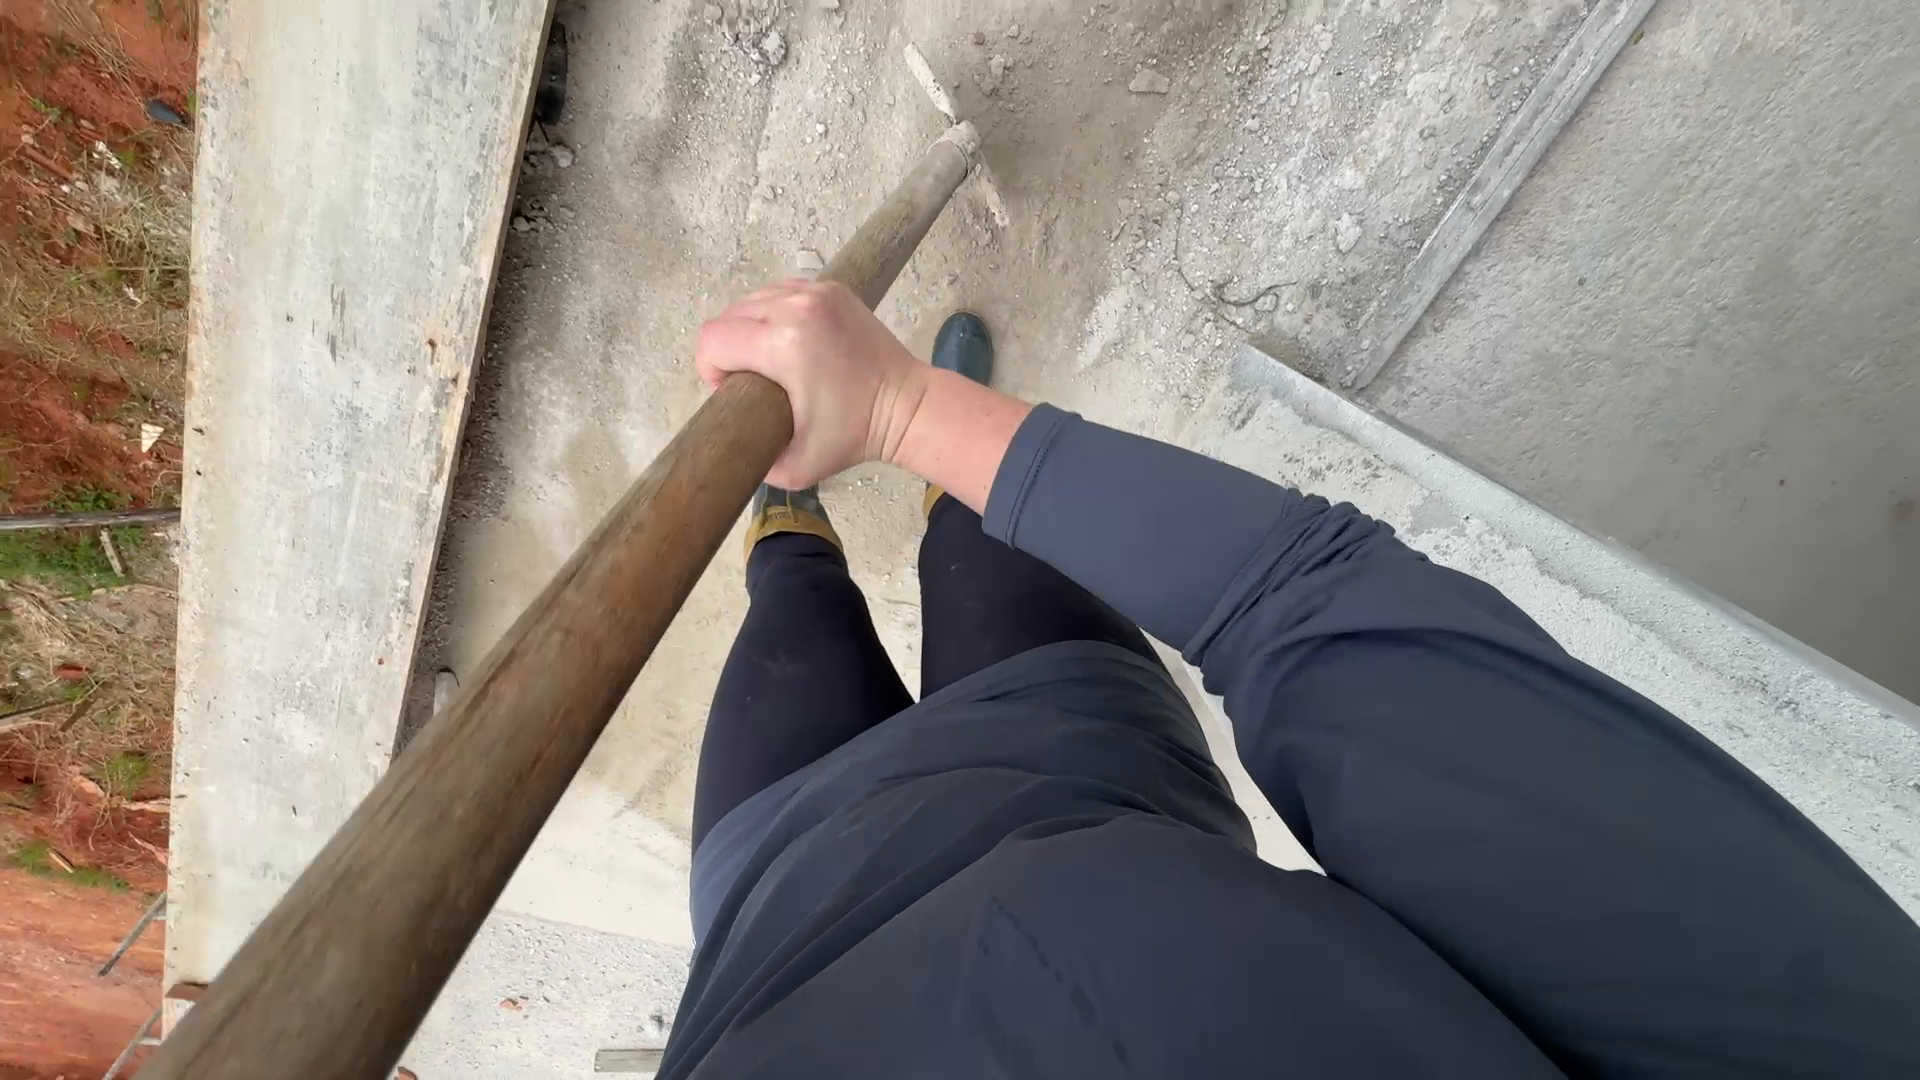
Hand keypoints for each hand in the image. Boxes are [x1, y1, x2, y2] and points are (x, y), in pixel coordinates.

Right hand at [695, 280, 928, 488]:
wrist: (906, 407)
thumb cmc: (854, 437)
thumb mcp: (796, 468)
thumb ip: (751, 458)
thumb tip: (730, 439)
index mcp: (784, 345)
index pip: (714, 340)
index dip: (710, 370)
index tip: (731, 392)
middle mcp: (797, 308)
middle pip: (729, 316)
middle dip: (729, 350)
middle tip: (751, 381)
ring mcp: (817, 292)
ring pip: (753, 299)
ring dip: (750, 329)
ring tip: (770, 361)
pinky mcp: (833, 289)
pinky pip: (782, 292)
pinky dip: (775, 313)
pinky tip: (788, 341)